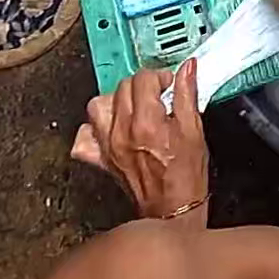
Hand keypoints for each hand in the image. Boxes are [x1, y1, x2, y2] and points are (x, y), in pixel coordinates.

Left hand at [71, 60, 208, 224]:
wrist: (173, 210)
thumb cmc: (186, 175)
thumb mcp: (194, 129)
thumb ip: (187, 94)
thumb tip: (188, 69)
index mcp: (146, 123)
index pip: (143, 79)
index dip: (159, 76)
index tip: (169, 82)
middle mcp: (122, 133)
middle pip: (121, 88)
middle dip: (142, 84)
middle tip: (158, 93)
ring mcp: (108, 146)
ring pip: (98, 106)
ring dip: (116, 100)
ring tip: (134, 105)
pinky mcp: (102, 159)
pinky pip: (85, 137)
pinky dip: (94, 128)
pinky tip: (113, 127)